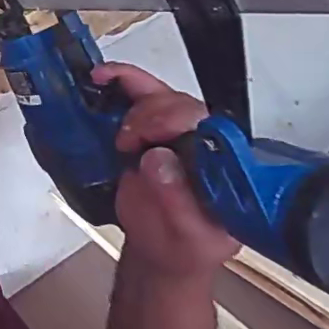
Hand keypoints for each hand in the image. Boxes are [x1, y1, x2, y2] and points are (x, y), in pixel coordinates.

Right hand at [91, 64, 238, 278]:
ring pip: (161, 95)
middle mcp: (206, 140)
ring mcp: (178, 127)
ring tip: (122, 138)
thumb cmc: (184, 247)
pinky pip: (139, 90)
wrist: (161, 251)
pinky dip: (120, 79)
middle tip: (129, 142)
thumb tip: (158, 160)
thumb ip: (178, 202)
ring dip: (136, 106)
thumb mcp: (189, 237)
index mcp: (226, 165)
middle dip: (154, 118)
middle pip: (185, 107)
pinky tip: (102, 77)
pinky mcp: (149, 121)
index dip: (183, 127)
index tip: (155, 144)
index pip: (213, 130)